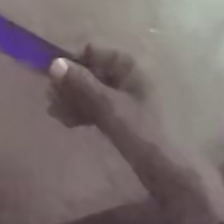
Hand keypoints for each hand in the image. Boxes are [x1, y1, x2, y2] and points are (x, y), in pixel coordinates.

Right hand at [48, 46, 223, 223]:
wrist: (171, 171)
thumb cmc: (144, 135)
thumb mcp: (110, 108)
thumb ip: (83, 85)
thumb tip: (54, 63)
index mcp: (130, 67)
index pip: (93, 52)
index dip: (71, 64)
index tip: (52, 81)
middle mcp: (128, 78)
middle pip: (91, 72)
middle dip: (70, 85)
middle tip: (51, 104)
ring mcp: (127, 99)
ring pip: (93, 92)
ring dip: (73, 101)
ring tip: (57, 116)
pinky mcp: (125, 119)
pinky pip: (99, 108)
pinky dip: (84, 112)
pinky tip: (69, 123)